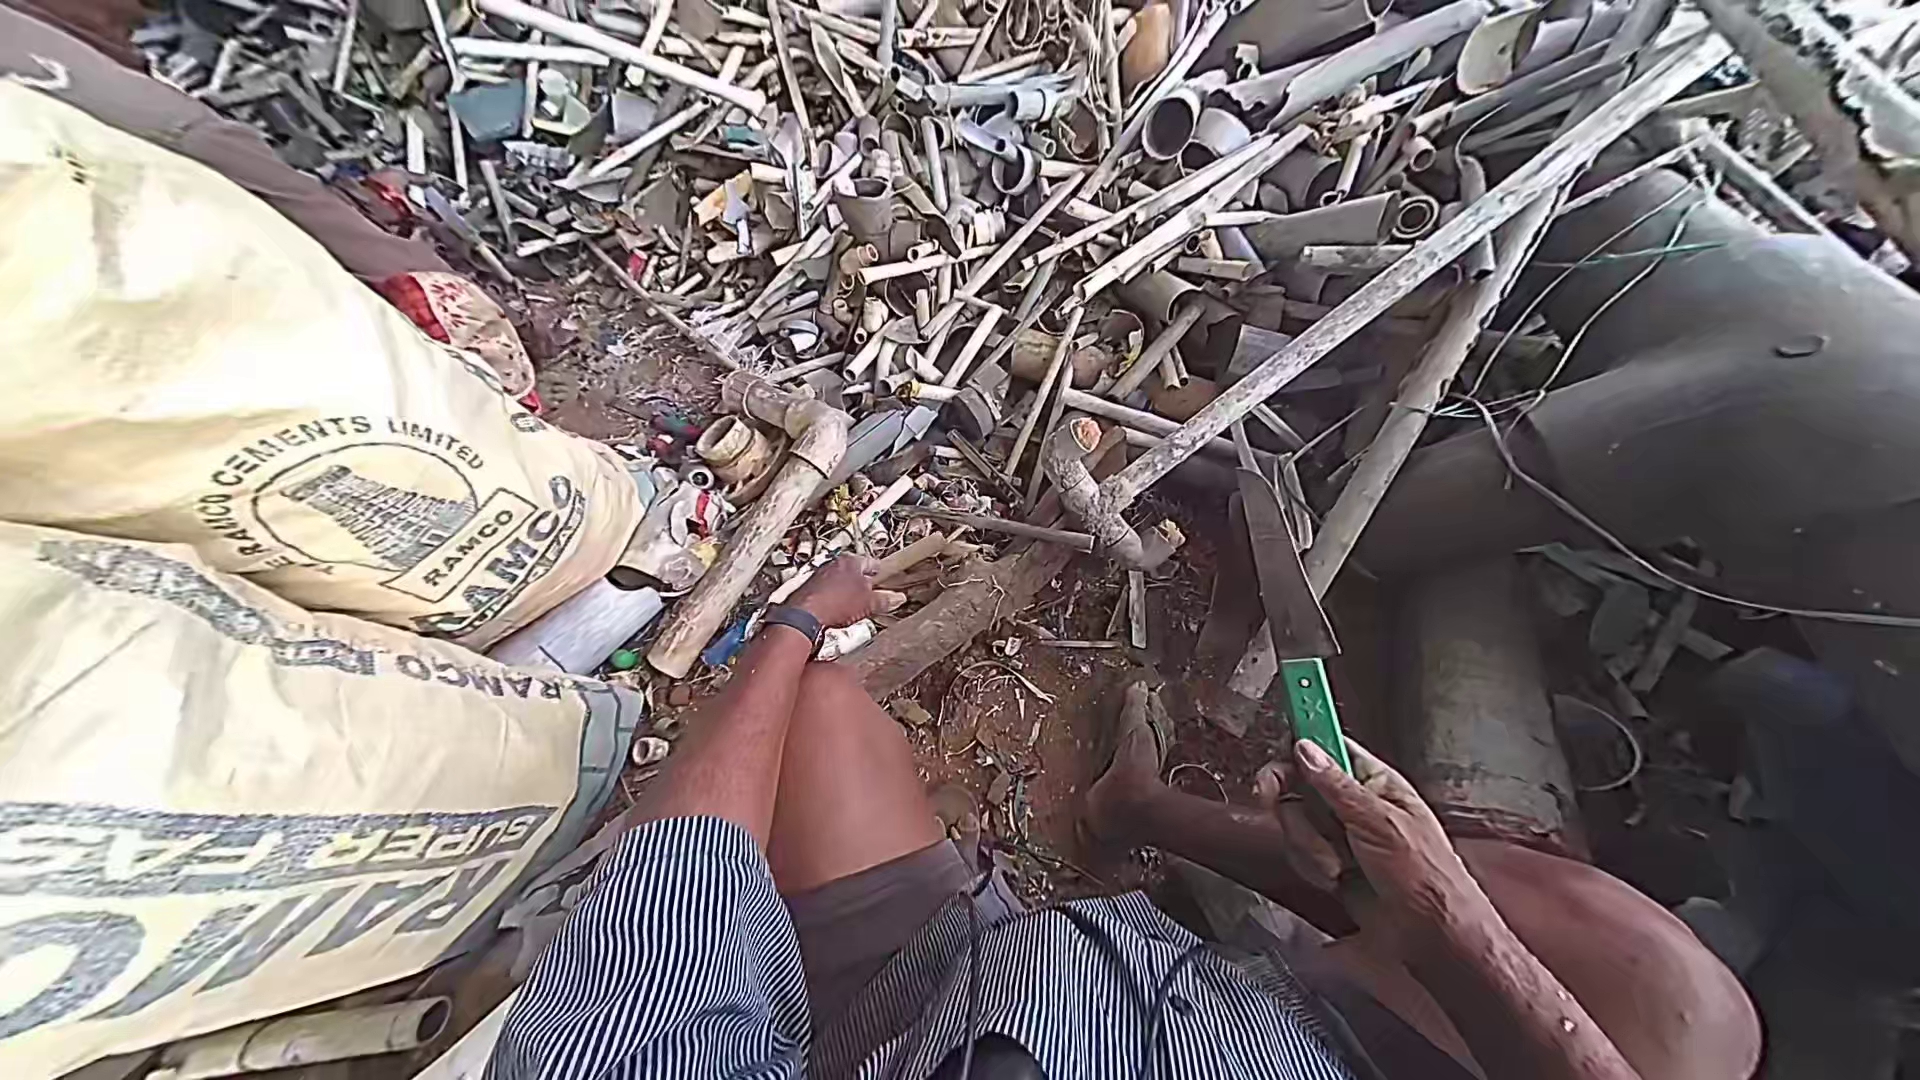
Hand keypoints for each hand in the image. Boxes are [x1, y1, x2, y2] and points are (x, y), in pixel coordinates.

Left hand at [787, 555, 876, 628]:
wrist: (805, 615)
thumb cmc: (835, 602)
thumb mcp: (869, 603)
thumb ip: (884, 600)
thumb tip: (898, 598)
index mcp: (851, 561)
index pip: (872, 563)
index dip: (880, 572)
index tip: (884, 578)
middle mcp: (834, 564)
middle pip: (854, 571)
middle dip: (863, 582)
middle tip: (870, 594)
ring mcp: (820, 575)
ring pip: (840, 580)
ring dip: (847, 591)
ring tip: (853, 606)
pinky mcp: (809, 588)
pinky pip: (827, 591)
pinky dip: (834, 598)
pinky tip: (837, 610)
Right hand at [1291, 736, 1493, 946]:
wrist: (1434, 945)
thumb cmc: (1429, 882)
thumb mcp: (1381, 824)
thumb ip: (1337, 785)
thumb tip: (1305, 748)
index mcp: (1374, 782)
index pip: (1329, 743)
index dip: (1304, 732)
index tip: (1282, 715)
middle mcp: (1351, 801)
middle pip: (1295, 778)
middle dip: (1287, 797)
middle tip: (1271, 796)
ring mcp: (1337, 830)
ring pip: (1291, 815)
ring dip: (1306, 842)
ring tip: (1337, 863)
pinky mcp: (1325, 857)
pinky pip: (1294, 846)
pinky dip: (1309, 863)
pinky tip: (1335, 877)